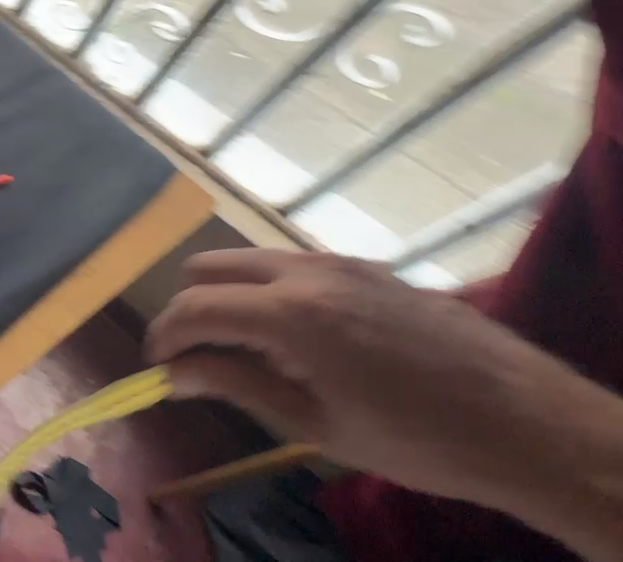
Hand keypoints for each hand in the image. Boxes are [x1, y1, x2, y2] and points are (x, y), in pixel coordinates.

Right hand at [145, 249, 622, 530]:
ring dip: (235, 297)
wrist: (543, 432)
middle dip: (193, 309)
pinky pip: (296, 267)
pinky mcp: (371, 269)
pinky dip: (277, 293)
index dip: (165, 336)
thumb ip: (235, 386)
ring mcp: (341, 264)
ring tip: (258, 348)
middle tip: (205, 354)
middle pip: (208, 268)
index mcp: (287, 314)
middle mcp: (305, 273)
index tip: (160, 366)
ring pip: (250, 260)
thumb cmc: (423, 442)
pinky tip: (312, 340)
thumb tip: (174, 374)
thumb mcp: (317, 426)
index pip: (193, 308)